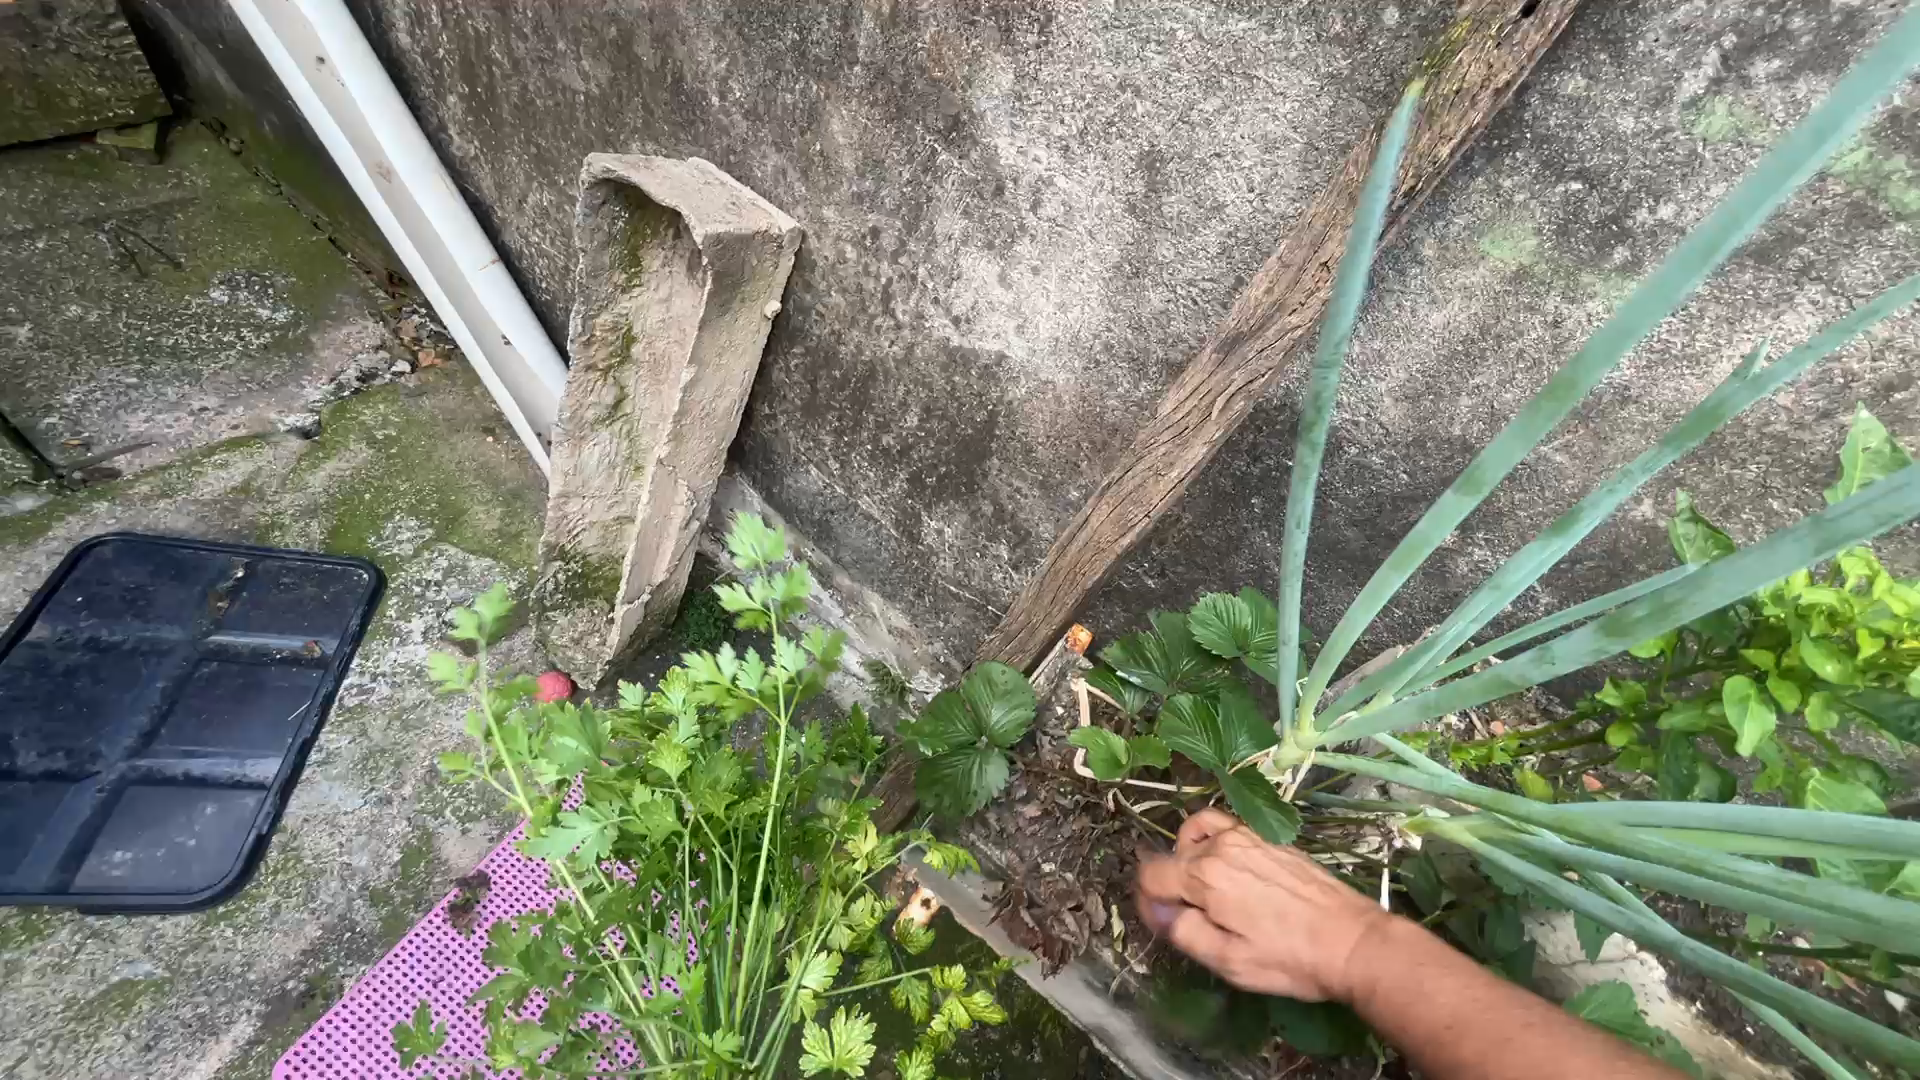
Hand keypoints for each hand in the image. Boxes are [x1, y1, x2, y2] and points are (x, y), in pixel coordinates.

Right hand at [1136, 808, 1391, 1000]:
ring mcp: (1242, 834)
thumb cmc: (1290, 959)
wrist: (1353, 940)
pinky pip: (1219, 824)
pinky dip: (1207, 836)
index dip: (1147, 902)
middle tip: (1192, 920)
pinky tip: (1222, 859)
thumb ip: (1184, 932)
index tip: (1161, 923)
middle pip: (1170, 858)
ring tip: (1205, 889)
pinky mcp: (1262, 834)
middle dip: (1170, 887)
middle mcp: (1217, 846)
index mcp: (1204, 877)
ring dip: (1187, 860)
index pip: (1150, 875)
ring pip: (1192, 836)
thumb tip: (1157, 910)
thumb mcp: (1231, 962)